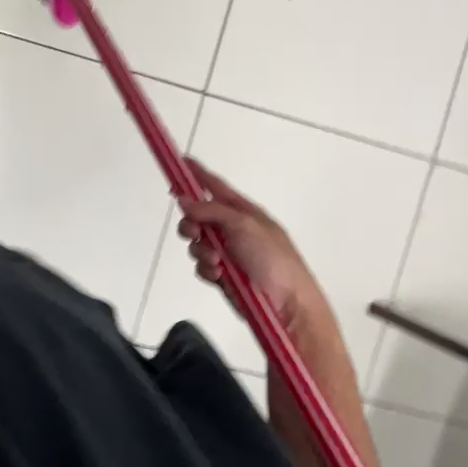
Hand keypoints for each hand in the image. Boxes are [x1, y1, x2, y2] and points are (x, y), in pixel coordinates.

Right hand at [176, 158, 330, 332]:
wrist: (288, 305)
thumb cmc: (272, 259)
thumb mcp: (244, 226)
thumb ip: (211, 211)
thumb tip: (183, 199)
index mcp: (244, 212)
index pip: (216, 187)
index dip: (198, 174)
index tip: (179, 161)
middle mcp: (234, 229)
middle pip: (198, 216)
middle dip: (191, 223)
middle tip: (194, 232)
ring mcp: (228, 252)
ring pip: (197, 242)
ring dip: (201, 251)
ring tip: (217, 262)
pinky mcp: (223, 275)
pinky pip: (202, 265)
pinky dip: (207, 269)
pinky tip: (219, 276)